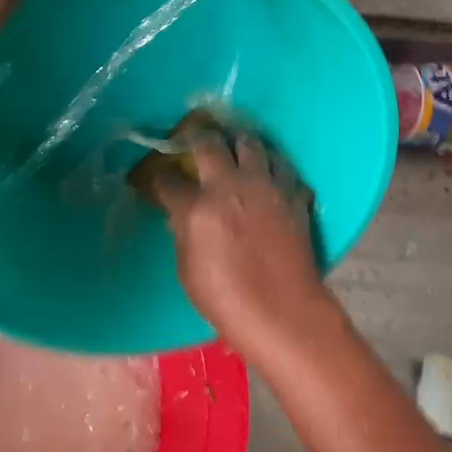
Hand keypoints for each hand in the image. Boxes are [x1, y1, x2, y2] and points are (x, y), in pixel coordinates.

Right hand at [151, 130, 328, 340]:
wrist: (285, 314)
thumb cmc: (226, 298)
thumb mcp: (186, 267)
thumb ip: (183, 232)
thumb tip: (183, 215)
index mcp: (197, 206)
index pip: (167, 178)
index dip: (158, 175)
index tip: (156, 175)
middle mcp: (231, 186)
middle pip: (209, 143)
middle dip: (197, 137)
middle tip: (193, 139)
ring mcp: (266, 189)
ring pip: (252, 144)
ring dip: (239, 143)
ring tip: (235, 147)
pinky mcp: (294, 199)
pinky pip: (285, 171)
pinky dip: (275, 170)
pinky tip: (270, 178)